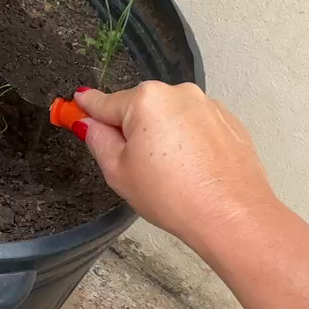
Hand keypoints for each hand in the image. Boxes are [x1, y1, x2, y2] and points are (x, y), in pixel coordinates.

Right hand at [71, 82, 281, 245]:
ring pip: (169, 117)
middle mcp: (178, 93)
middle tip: (134, 166)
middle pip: (139, 108)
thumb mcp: (118, 172)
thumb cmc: (173, 197)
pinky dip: (187, 142)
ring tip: (169, 174)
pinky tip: (190, 171)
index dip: (86, 109)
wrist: (233, 215)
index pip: (105, 103)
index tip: (75, 103)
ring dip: (161, 136)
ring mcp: (207, 105)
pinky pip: (195, 125)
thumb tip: (88, 123)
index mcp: (146, 100)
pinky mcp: (228, 121)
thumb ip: (97, 140)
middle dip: (131, 130)